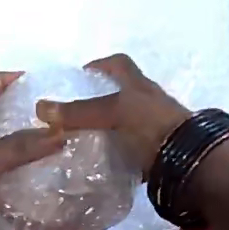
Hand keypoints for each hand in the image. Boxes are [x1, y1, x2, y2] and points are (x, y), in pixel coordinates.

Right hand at [36, 54, 191, 174]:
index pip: (119, 64)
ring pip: (127, 125)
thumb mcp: (113, 113)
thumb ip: (78, 112)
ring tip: (83, 141)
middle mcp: (150, 104)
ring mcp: (155, 130)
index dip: (99, 65)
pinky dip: (118, 156)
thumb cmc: (152, 126)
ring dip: (109, 130)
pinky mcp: (156, 155)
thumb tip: (40, 108)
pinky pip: (132, 152)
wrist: (188, 162)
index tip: (80, 75)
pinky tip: (101, 165)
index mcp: (140, 86)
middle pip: (123, 95)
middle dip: (101, 101)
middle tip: (75, 114)